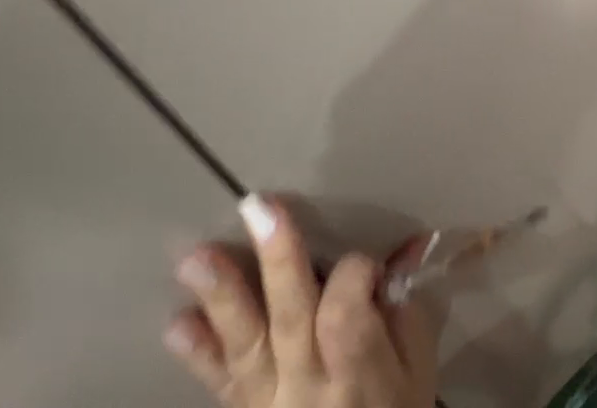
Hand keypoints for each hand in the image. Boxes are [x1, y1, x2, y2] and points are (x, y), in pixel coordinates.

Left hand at [165, 194, 438, 407]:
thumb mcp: (417, 373)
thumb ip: (405, 314)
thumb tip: (405, 253)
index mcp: (360, 372)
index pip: (347, 310)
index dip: (354, 271)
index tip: (367, 263)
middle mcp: (310, 384)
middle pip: (292, 316)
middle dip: (279, 259)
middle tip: (260, 208)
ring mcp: (271, 400)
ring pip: (246, 344)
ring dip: (222, 297)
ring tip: (196, 258)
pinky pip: (220, 383)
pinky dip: (199, 353)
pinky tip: (178, 324)